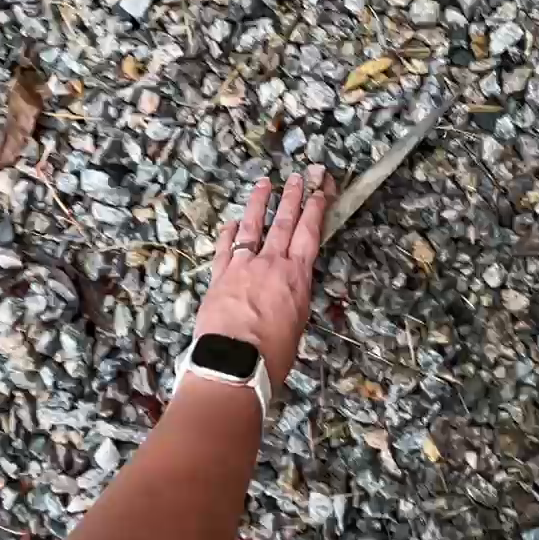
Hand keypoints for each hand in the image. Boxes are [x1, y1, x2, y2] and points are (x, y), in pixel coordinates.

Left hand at [191, 168, 334, 387]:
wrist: (233, 363)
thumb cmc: (273, 354)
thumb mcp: (297, 323)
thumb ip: (293, 298)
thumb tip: (287, 289)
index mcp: (296, 276)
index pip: (308, 232)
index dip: (315, 208)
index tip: (319, 190)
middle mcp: (270, 264)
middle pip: (283, 222)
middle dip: (291, 197)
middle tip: (297, 177)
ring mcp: (242, 266)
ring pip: (252, 226)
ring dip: (259, 203)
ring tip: (264, 183)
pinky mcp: (219, 275)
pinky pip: (225, 247)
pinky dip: (228, 233)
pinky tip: (230, 223)